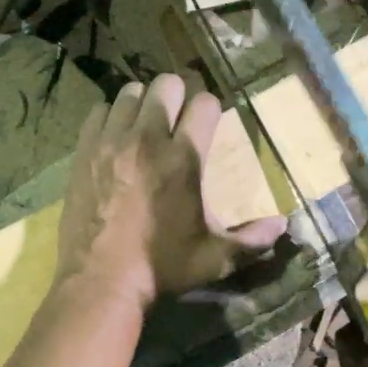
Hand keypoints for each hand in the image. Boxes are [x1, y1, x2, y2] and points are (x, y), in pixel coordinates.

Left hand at [53, 75, 287, 308]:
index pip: (205, 103)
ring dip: (142, 103)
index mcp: (185, 158)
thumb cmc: (162, 268)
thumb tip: (283, 225)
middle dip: (177, 96)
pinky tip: (115, 136)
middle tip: (177, 117)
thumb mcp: (215, 258)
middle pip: (166, 85)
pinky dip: (110, 116)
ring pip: (130, 93)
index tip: (208, 124)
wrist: (100, 281)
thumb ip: (252, 239)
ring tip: (145, 124)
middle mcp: (149, 140)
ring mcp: (112, 142)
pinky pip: (99, 111)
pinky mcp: (84, 151)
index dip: (210, 110)